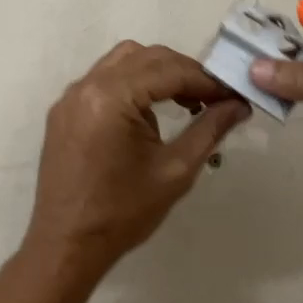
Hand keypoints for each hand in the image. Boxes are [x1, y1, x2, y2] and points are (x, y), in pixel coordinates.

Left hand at [26, 41, 250, 269]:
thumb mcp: (176, 170)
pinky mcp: (63, 113)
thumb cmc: (124, 212)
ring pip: (122, 62)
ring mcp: (70, 98)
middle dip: (184, 72)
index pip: (170, 71)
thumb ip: (210, 129)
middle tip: (214, 98)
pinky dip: (131, 85)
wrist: (68, 245)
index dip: (207, 80)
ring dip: (157, 74)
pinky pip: (103, 81)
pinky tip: (150, 115)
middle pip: (145, 57)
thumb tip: (238, 104)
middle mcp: (86, 86)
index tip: (234, 94)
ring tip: (185, 102)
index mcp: (111, 97)